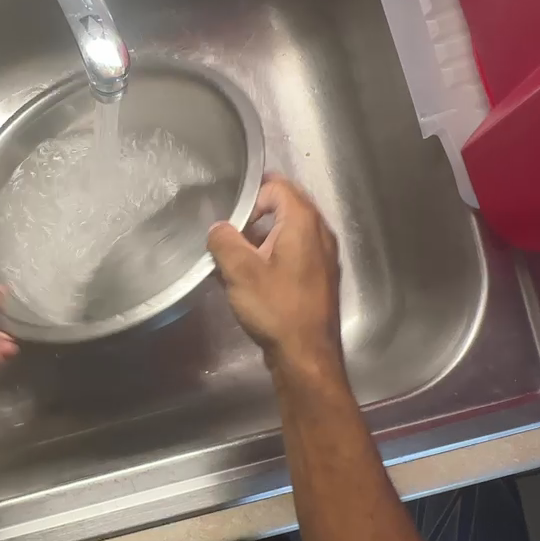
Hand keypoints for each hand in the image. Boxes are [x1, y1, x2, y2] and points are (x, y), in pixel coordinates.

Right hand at [207, 174, 342, 377]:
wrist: (305, 354)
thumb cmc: (276, 309)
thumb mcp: (240, 272)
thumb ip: (224, 241)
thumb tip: (217, 228)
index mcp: (303, 223)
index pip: (278, 186)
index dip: (251, 195)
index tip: (230, 215)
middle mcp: (319, 233)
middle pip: (286, 207)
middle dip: (255, 216)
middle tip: (228, 232)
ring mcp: (322, 257)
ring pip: (289, 233)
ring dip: (261, 239)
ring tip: (234, 258)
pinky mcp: (318, 278)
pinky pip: (293, 254)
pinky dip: (272, 257)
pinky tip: (252, 279)